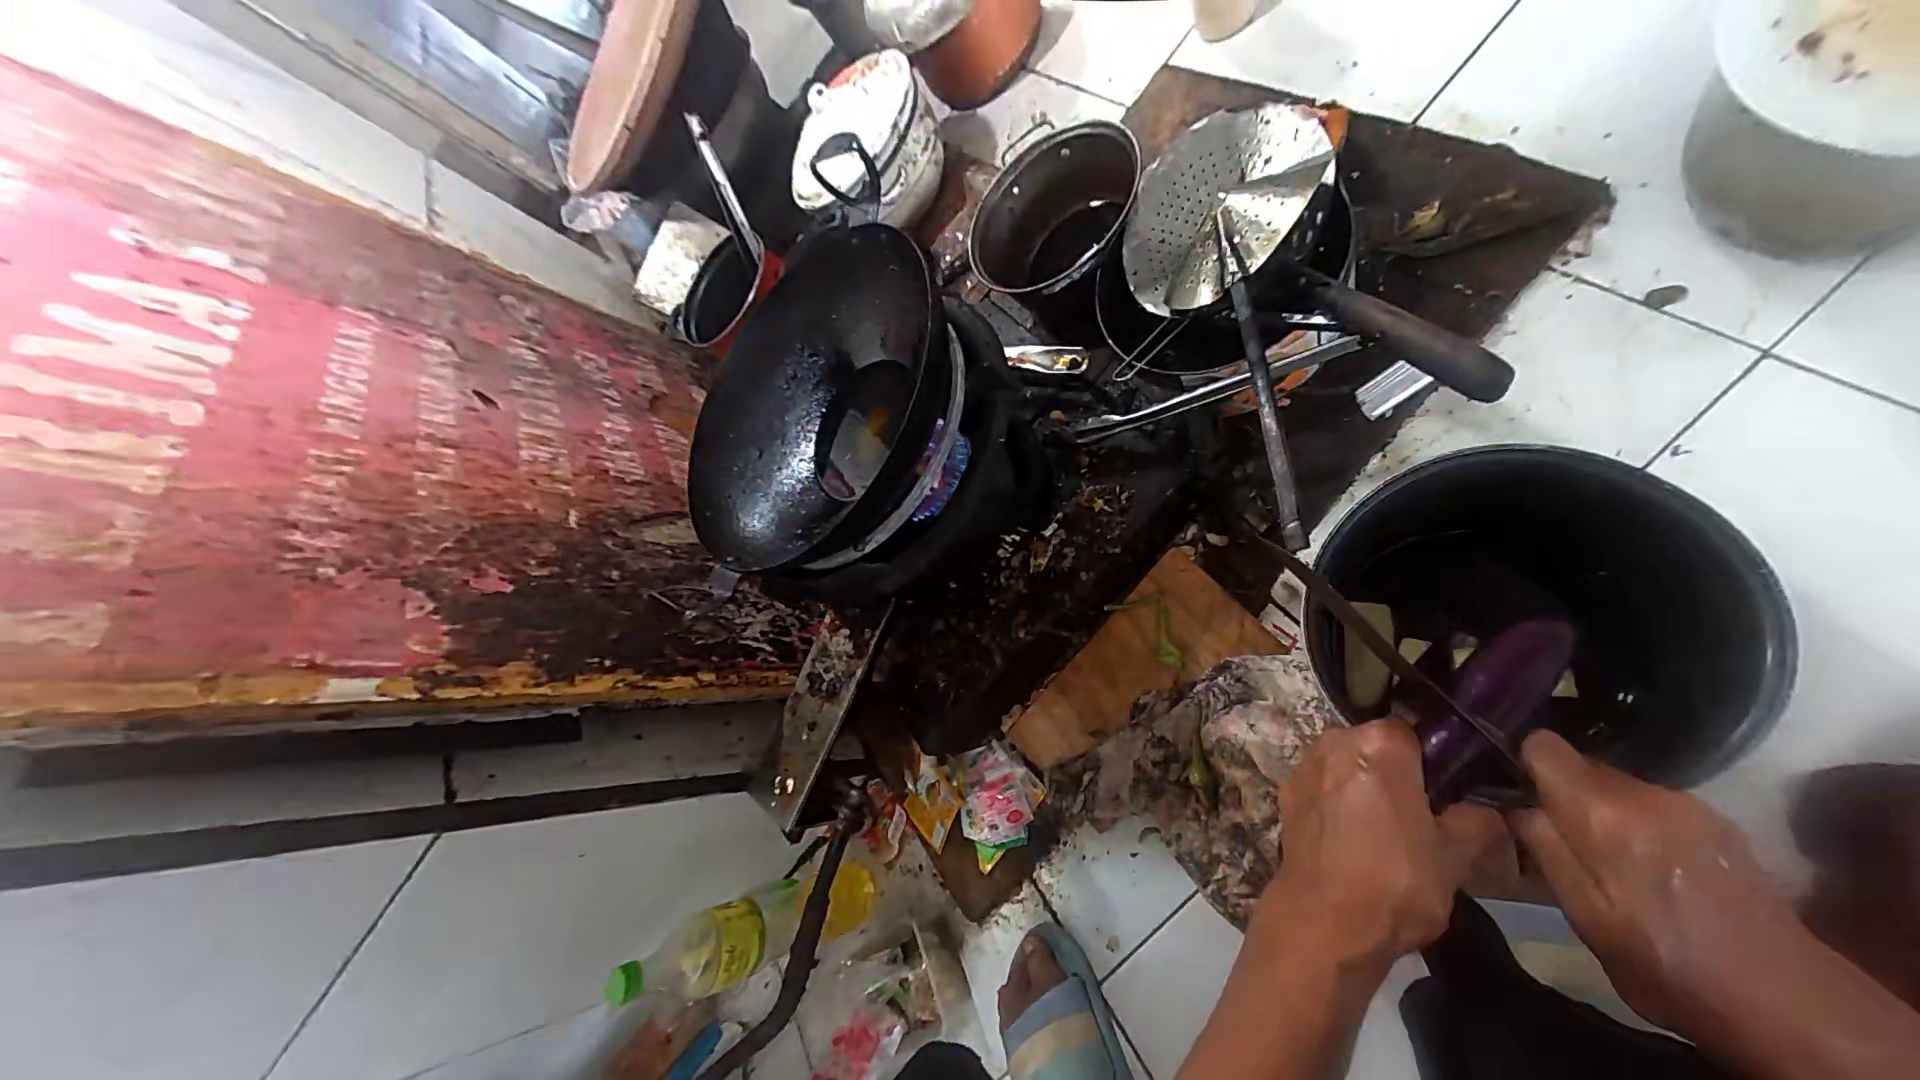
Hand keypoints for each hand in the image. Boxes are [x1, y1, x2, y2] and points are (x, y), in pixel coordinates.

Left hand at [1261, 720, 1507, 965]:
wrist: (1326, 916)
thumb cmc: (1396, 879)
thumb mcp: (1454, 855)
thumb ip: (1475, 822)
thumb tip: (1485, 811)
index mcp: (1378, 744)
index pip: (1413, 734)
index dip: (1431, 761)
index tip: (1445, 792)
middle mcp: (1334, 742)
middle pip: (1373, 746)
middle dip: (1394, 772)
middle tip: (1419, 813)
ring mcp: (1304, 766)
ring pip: (1344, 764)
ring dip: (1362, 784)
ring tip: (1383, 829)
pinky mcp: (1285, 792)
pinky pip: (1321, 786)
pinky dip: (1335, 801)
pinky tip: (1350, 835)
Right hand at [1508, 730, 1801, 1032]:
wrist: (1789, 1005)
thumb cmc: (1662, 962)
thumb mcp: (1580, 912)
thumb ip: (1541, 845)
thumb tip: (1513, 803)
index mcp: (1602, 813)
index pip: (1542, 745)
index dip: (1523, 763)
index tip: (1519, 795)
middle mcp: (1645, 794)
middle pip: (1580, 766)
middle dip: (1563, 795)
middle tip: (1562, 842)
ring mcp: (1689, 805)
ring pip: (1617, 786)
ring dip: (1603, 812)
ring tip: (1611, 862)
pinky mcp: (1718, 823)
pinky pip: (1653, 804)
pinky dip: (1639, 824)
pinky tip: (1653, 868)